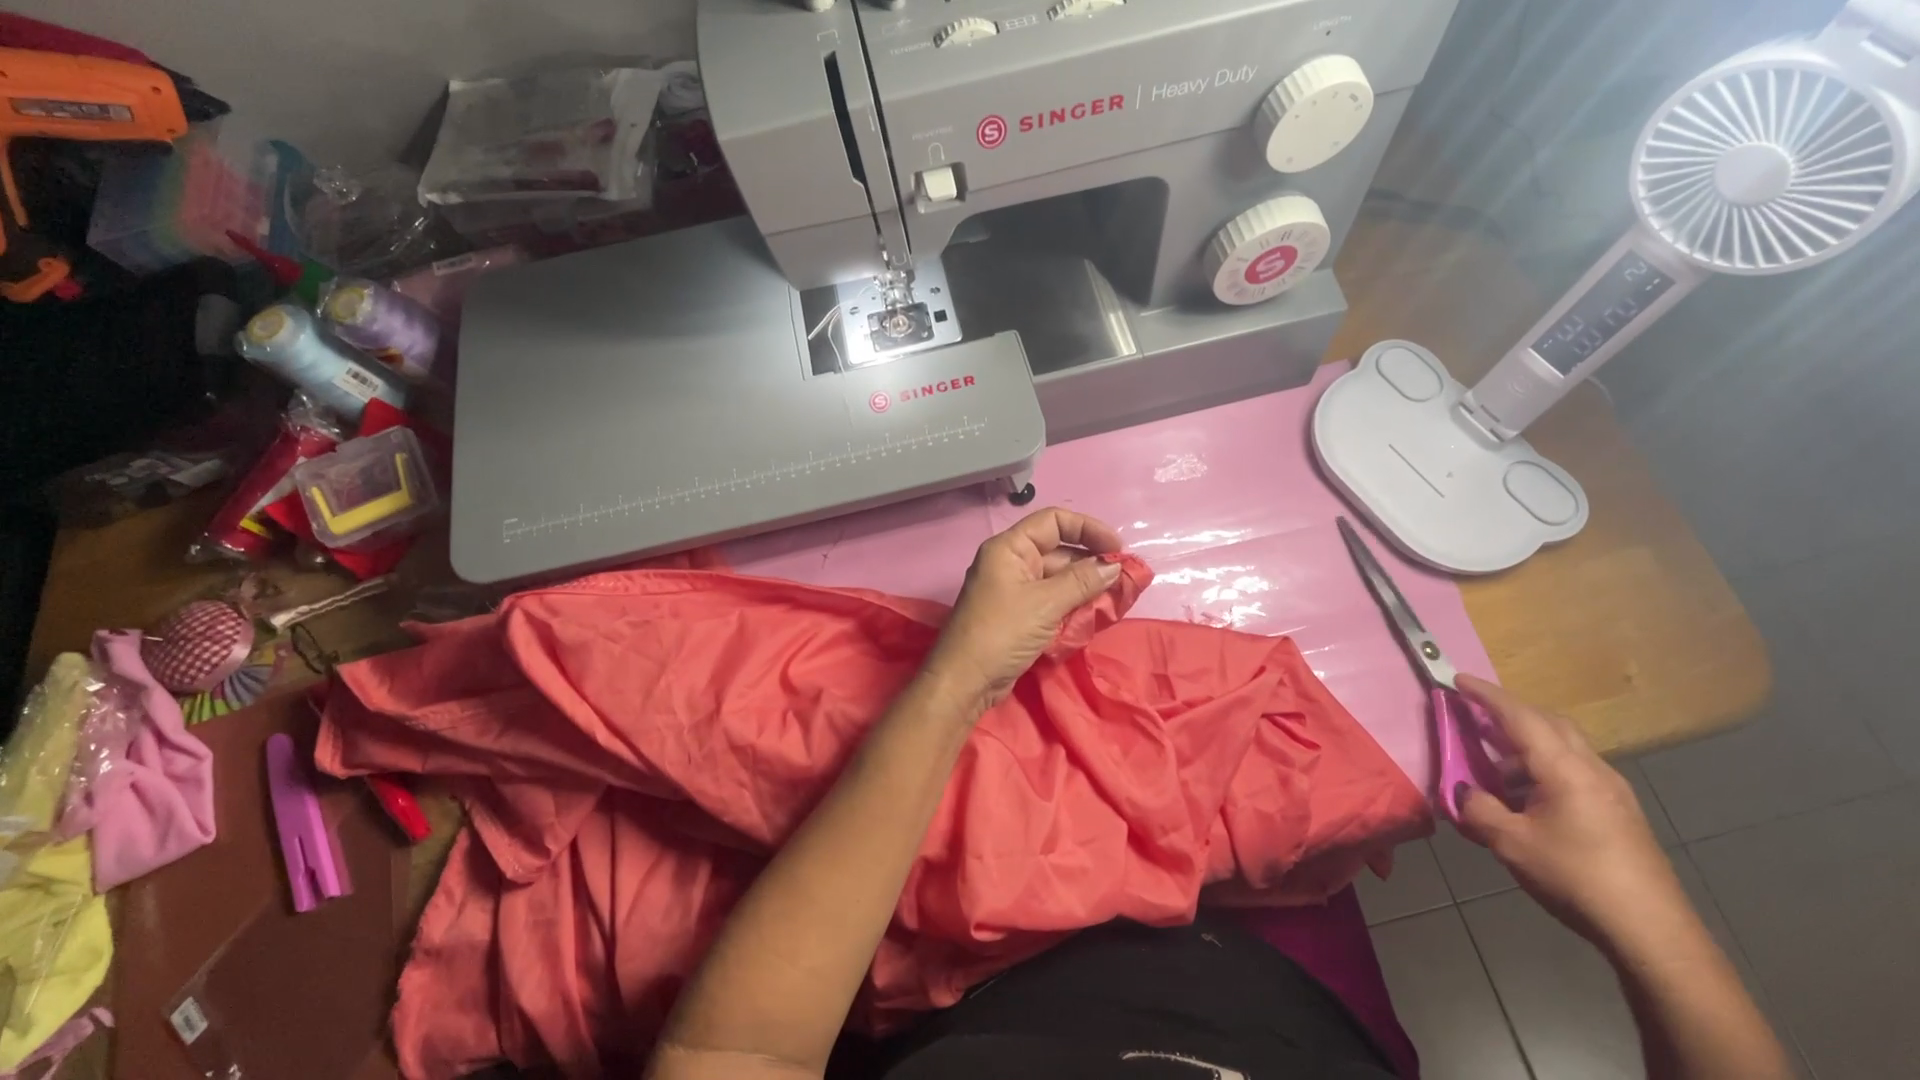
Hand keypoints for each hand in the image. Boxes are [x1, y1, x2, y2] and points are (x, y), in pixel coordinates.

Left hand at [925, 508, 1124, 705]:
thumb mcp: (1046, 603)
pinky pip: (1053, 599)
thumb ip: (1082, 581)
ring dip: (1086, 585)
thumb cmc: (1001, 633)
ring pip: (1058, 577)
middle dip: (1092, 562)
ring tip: (1116, 596)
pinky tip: (1096, 612)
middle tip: (1124, 578)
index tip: (1117, 549)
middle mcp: (1011, 563)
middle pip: (1059, 550)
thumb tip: (1114, 566)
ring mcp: (1015, 589)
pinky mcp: (1020, 614)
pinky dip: (1074, 603)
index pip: (1053, 521)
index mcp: (1010, 548)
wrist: (966, 680)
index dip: (1088, 528)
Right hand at [1453, 676, 1689, 948]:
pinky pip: (1574, 772)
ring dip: (1525, 747)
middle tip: (1473, 717)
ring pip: (1563, 748)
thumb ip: (1479, 810)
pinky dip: (1542, 770)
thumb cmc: (1575, 877)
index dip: (1486, 696)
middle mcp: (1592, 768)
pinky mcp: (1619, 812)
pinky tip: (1525, 798)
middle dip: (1509, 714)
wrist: (1649, 928)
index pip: (1520, 717)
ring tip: (1492, 769)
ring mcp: (1611, 790)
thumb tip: (1465, 792)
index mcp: (1565, 768)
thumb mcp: (1511, 843)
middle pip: (1548, 723)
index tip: (1457, 680)